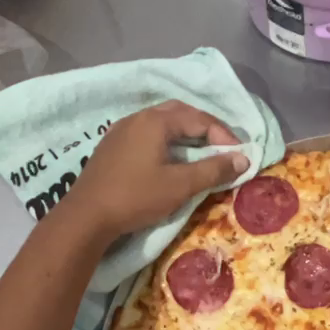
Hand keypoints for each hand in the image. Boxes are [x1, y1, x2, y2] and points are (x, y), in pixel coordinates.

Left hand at [61, 102, 249, 238]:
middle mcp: (138, 118)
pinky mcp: (112, 146)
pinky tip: (170, 160)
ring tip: (201, 154)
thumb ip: (213, 170)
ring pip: (161, 123)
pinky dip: (166, 141)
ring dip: (185, 134)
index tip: (239, 156)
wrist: (86, 216)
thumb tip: (243, 159)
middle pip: (180, 113)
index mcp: (155, 121)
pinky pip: (146, 134)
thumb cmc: (136, 197)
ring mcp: (121, 130)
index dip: (224, 135)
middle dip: (205, 128)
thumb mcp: (180, 185)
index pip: (199, 119)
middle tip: (222, 148)